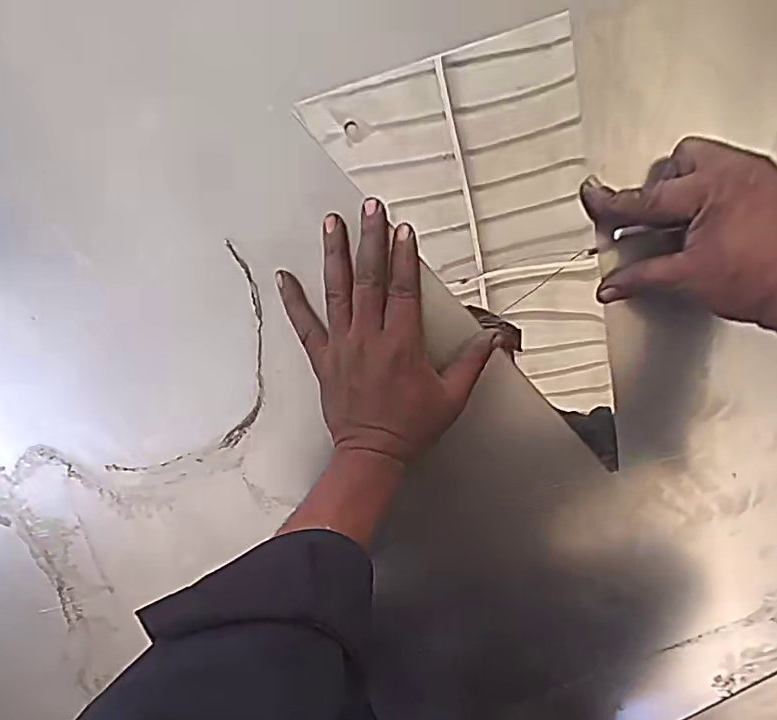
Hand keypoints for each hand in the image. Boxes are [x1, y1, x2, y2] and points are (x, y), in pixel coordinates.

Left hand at [277, 200, 501, 467]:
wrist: (371, 455)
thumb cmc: (410, 430)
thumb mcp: (451, 399)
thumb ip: (471, 365)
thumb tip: (493, 340)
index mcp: (402, 344)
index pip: (403, 288)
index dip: (404, 256)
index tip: (403, 228)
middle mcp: (369, 339)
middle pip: (370, 279)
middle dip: (371, 240)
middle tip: (370, 208)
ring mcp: (343, 348)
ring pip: (337, 292)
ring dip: (335, 255)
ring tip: (332, 223)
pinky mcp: (323, 361)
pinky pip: (305, 326)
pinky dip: (294, 301)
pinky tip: (284, 277)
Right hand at [581, 137, 776, 327]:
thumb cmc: (761, 278)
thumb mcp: (686, 277)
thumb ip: (643, 276)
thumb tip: (615, 282)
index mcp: (713, 186)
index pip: (649, 196)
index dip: (615, 203)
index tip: (594, 198)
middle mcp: (738, 171)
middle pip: (679, 161)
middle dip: (658, 188)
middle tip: (644, 220)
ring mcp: (757, 178)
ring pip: (706, 166)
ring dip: (685, 192)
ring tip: (677, 226)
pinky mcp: (769, 190)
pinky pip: (728, 179)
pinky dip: (708, 200)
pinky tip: (704, 229)